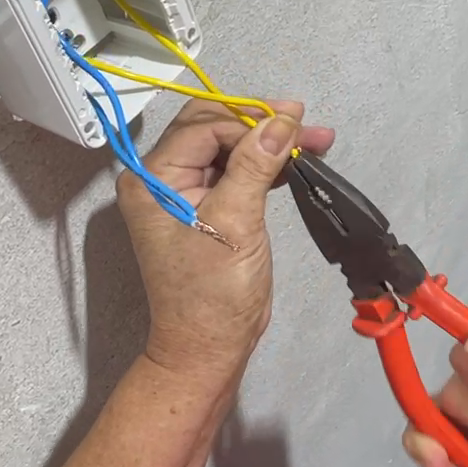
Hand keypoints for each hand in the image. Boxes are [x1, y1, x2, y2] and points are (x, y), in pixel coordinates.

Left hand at [118, 99, 334, 379]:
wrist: (210, 346)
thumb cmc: (213, 292)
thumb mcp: (234, 223)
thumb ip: (254, 165)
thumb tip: (281, 120)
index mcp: (152, 178)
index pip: (202, 128)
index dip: (248, 121)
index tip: (295, 121)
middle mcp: (160, 178)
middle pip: (212, 130)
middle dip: (260, 124)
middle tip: (306, 123)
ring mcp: (184, 192)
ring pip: (227, 147)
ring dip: (268, 141)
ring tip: (315, 139)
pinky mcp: (207, 206)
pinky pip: (234, 170)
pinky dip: (265, 163)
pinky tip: (296, 159)